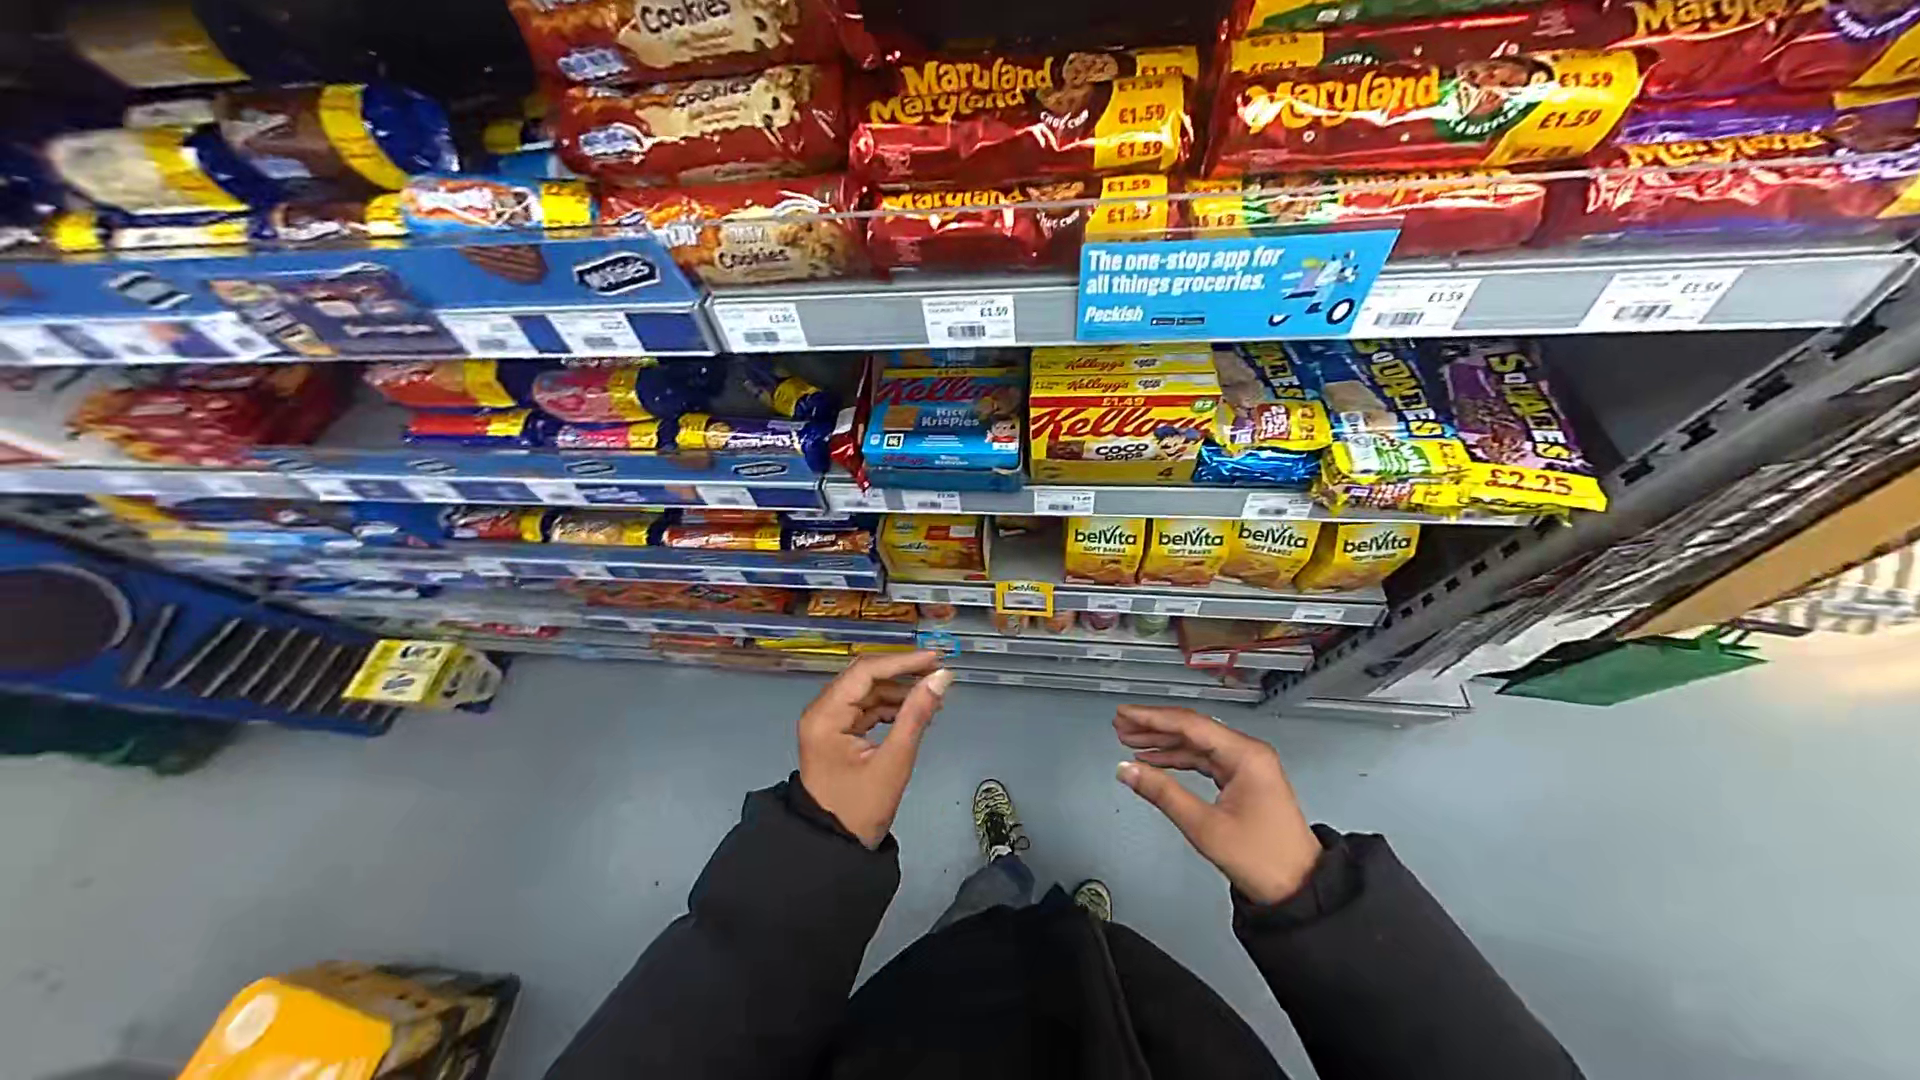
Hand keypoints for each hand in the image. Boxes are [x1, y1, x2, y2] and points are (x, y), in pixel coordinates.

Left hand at [798, 650, 953, 848]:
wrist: (832, 848)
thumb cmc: (859, 809)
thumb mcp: (893, 761)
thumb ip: (917, 715)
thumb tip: (941, 678)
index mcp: (825, 715)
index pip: (865, 672)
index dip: (902, 662)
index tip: (935, 659)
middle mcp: (822, 711)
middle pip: (865, 677)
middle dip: (903, 674)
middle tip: (938, 673)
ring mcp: (828, 722)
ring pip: (868, 692)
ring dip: (899, 692)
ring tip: (934, 699)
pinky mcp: (837, 733)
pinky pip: (866, 709)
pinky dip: (891, 708)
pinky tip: (916, 713)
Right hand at [1113, 705, 1321, 904]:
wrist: (1299, 890)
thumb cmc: (1263, 859)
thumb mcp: (1204, 826)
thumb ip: (1162, 793)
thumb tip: (1127, 769)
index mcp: (1246, 755)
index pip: (1189, 724)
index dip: (1152, 717)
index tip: (1125, 714)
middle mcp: (1248, 753)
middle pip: (1192, 729)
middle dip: (1153, 727)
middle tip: (1121, 725)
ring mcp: (1246, 765)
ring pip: (1195, 743)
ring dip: (1162, 742)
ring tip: (1130, 741)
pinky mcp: (1242, 779)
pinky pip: (1203, 759)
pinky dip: (1177, 758)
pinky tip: (1155, 760)